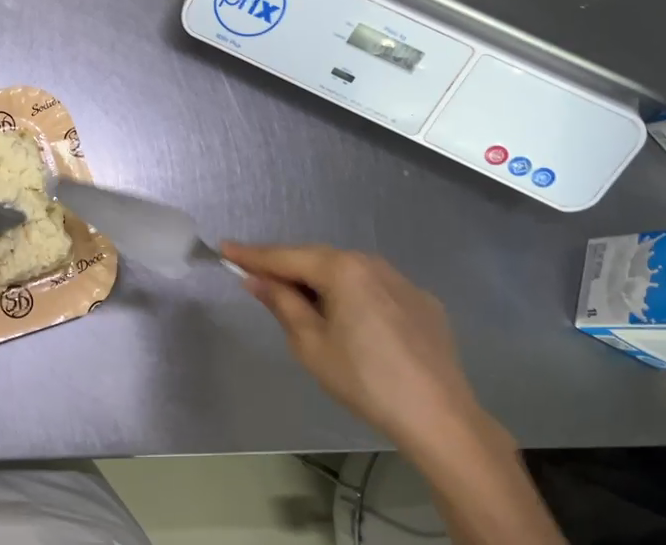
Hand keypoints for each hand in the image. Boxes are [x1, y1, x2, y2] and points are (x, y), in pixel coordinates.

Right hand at [222, 242, 496, 457]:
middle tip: (258, 277)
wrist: (440, 417)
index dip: (252, 255)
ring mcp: (403, 282)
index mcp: (342, 269)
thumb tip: (257, 279)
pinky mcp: (424, 303)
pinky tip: (352, 323)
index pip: (286, 256)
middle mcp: (373, 264)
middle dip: (288, 268)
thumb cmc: (365, 380)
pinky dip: (355, 297)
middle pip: (318, 260)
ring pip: (349, 273)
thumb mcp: (311, 345)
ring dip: (322, 282)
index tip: (225, 248)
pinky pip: (376, 290)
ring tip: (303, 303)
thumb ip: (282, 304)